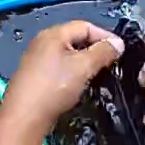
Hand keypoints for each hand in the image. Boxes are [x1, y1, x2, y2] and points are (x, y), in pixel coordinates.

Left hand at [0, 20, 124, 130]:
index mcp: (53, 34)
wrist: (24, 118)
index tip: (120, 50)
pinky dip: (72, 72)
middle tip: (111, 62)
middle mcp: (42, 42)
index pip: (85, 26)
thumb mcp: (84, 67)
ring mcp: (36, 60)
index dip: (105, 35)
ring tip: (98, 75)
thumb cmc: (54, 87)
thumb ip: (103, 52)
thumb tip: (118, 43)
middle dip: (95, 49)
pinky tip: (78, 85)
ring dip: (84, 62)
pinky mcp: (34, 77)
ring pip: (67, 55)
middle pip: (75, 39)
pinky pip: (59, 67)